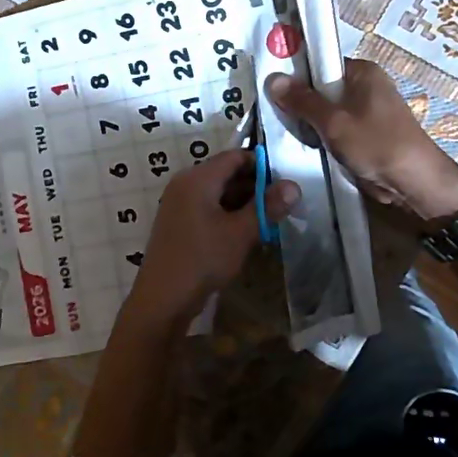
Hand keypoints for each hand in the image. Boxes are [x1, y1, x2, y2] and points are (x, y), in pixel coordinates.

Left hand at [119, 149, 299, 334]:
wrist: (163, 300)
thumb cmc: (203, 259)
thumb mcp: (241, 233)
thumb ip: (267, 206)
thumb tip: (294, 186)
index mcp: (197, 178)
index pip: (235, 156)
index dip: (262, 165)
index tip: (286, 181)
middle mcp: (185, 184)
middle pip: (226, 173)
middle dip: (255, 186)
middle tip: (282, 203)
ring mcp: (179, 203)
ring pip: (218, 192)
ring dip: (243, 202)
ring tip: (270, 218)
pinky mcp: (178, 222)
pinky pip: (208, 207)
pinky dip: (228, 214)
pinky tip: (246, 232)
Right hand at [266, 59, 457, 220]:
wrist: (413, 182)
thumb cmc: (375, 144)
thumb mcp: (333, 122)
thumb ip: (302, 101)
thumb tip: (273, 78)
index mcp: (363, 72)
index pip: (321, 63)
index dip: (298, 75)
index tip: (275, 90)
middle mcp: (367, 85)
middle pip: (323, 88)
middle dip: (303, 104)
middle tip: (280, 117)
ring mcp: (368, 111)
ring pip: (328, 112)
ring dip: (313, 125)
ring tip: (292, 134)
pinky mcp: (368, 133)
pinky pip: (338, 129)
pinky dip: (325, 137)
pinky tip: (312, 147)